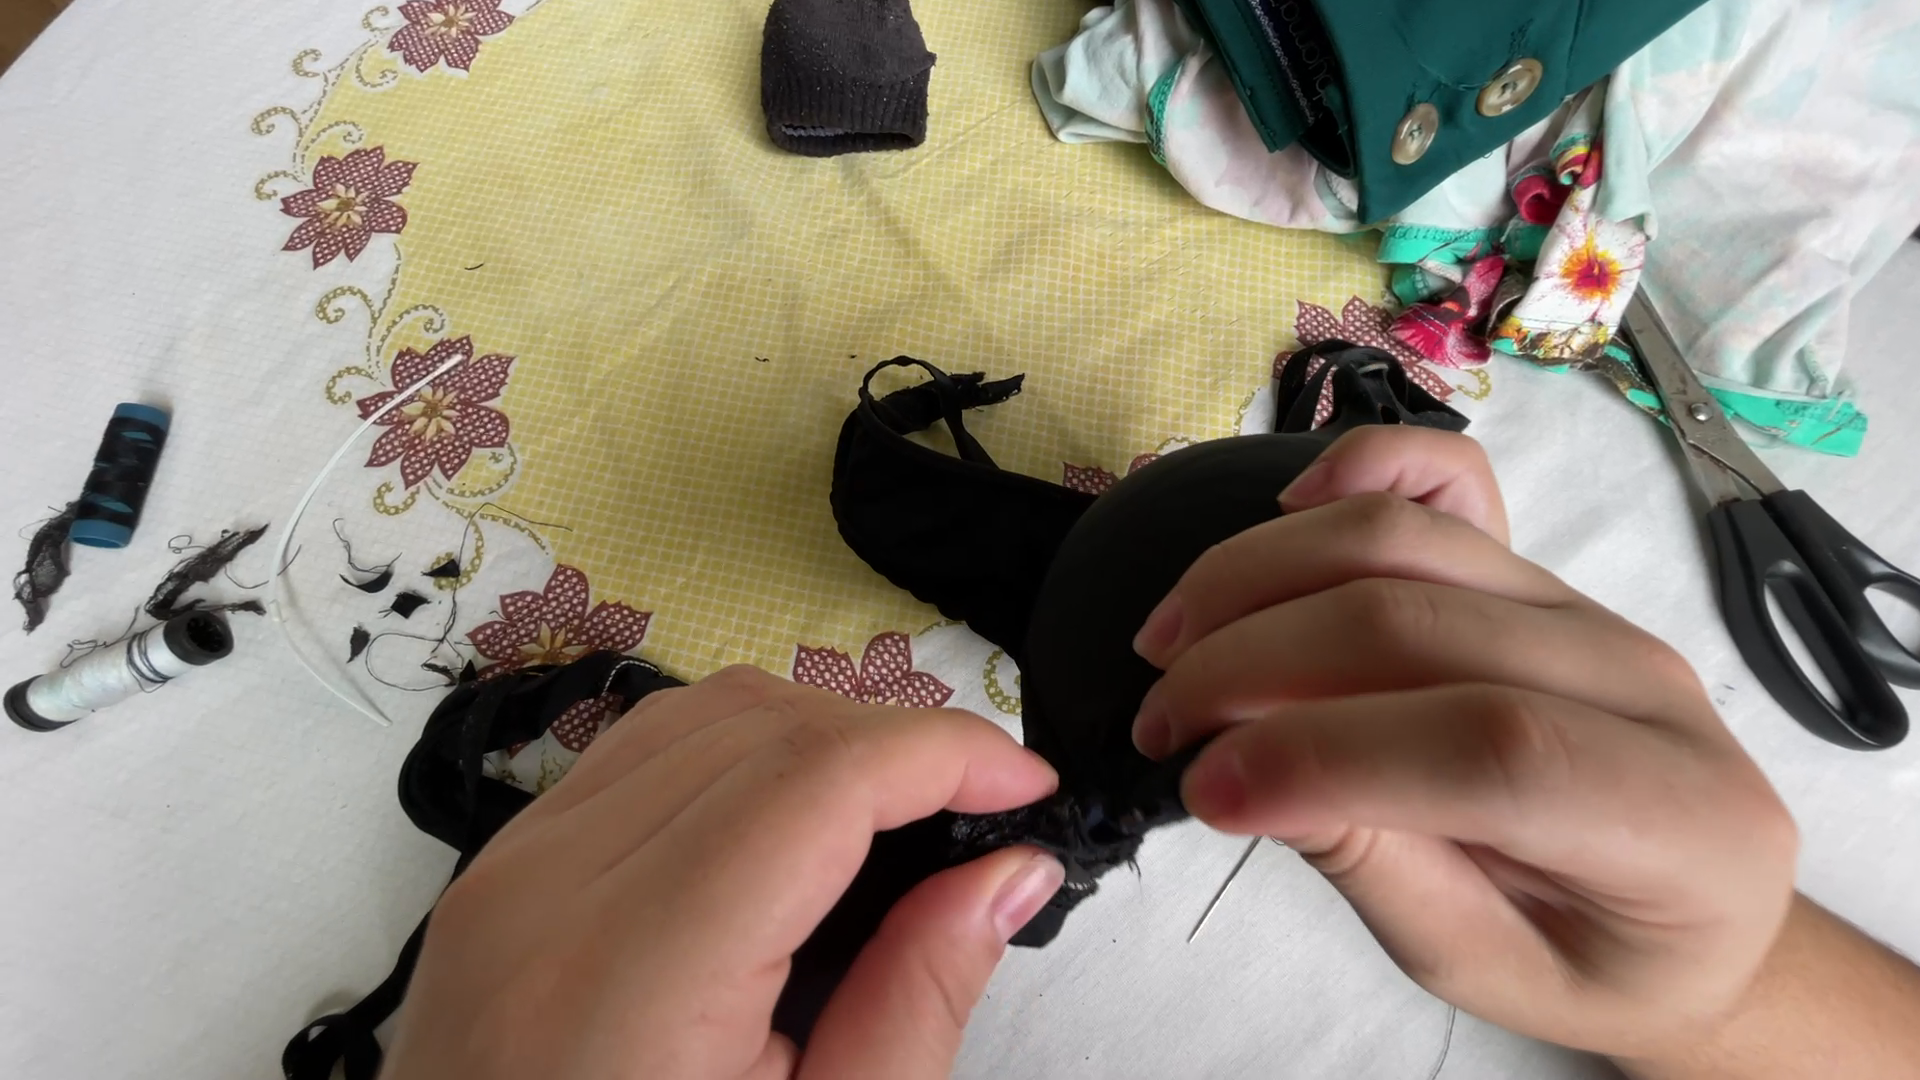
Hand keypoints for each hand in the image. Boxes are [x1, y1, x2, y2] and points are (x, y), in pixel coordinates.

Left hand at [382, 666, 1063, 1079]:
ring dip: (833, 729)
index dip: (942, 751)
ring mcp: (517, 857)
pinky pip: (663, 737)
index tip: (1026, 781)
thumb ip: (923, 993)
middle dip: (901, 737)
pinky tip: (803, 801)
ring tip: (900, 797)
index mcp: (621, 979)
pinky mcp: (516, 855)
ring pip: (717, 708)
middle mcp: (548, 885)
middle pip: (769, 724)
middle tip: (977, 799)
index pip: (813, 780)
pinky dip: (760, 739)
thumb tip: (1016, 867)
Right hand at [1129, 426, 1798, 1059]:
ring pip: (1390, 538)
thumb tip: (1233, 771)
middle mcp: (1632, 676)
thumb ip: (1369, 863)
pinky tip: (1283, 503)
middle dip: (1243, 667)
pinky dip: (1356, 466)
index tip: (1200, 792)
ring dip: (1246, 578)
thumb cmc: (1570, 952)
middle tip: (1158, 722)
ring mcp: (1569, 600)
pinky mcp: (1519, 561)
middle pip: (1405, 620)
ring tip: (1168, 641)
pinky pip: (1444, 476)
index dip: (1314, 756)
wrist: (1665, 904)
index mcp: (1667, 813)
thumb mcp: (1475, 959)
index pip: (1484, 748)